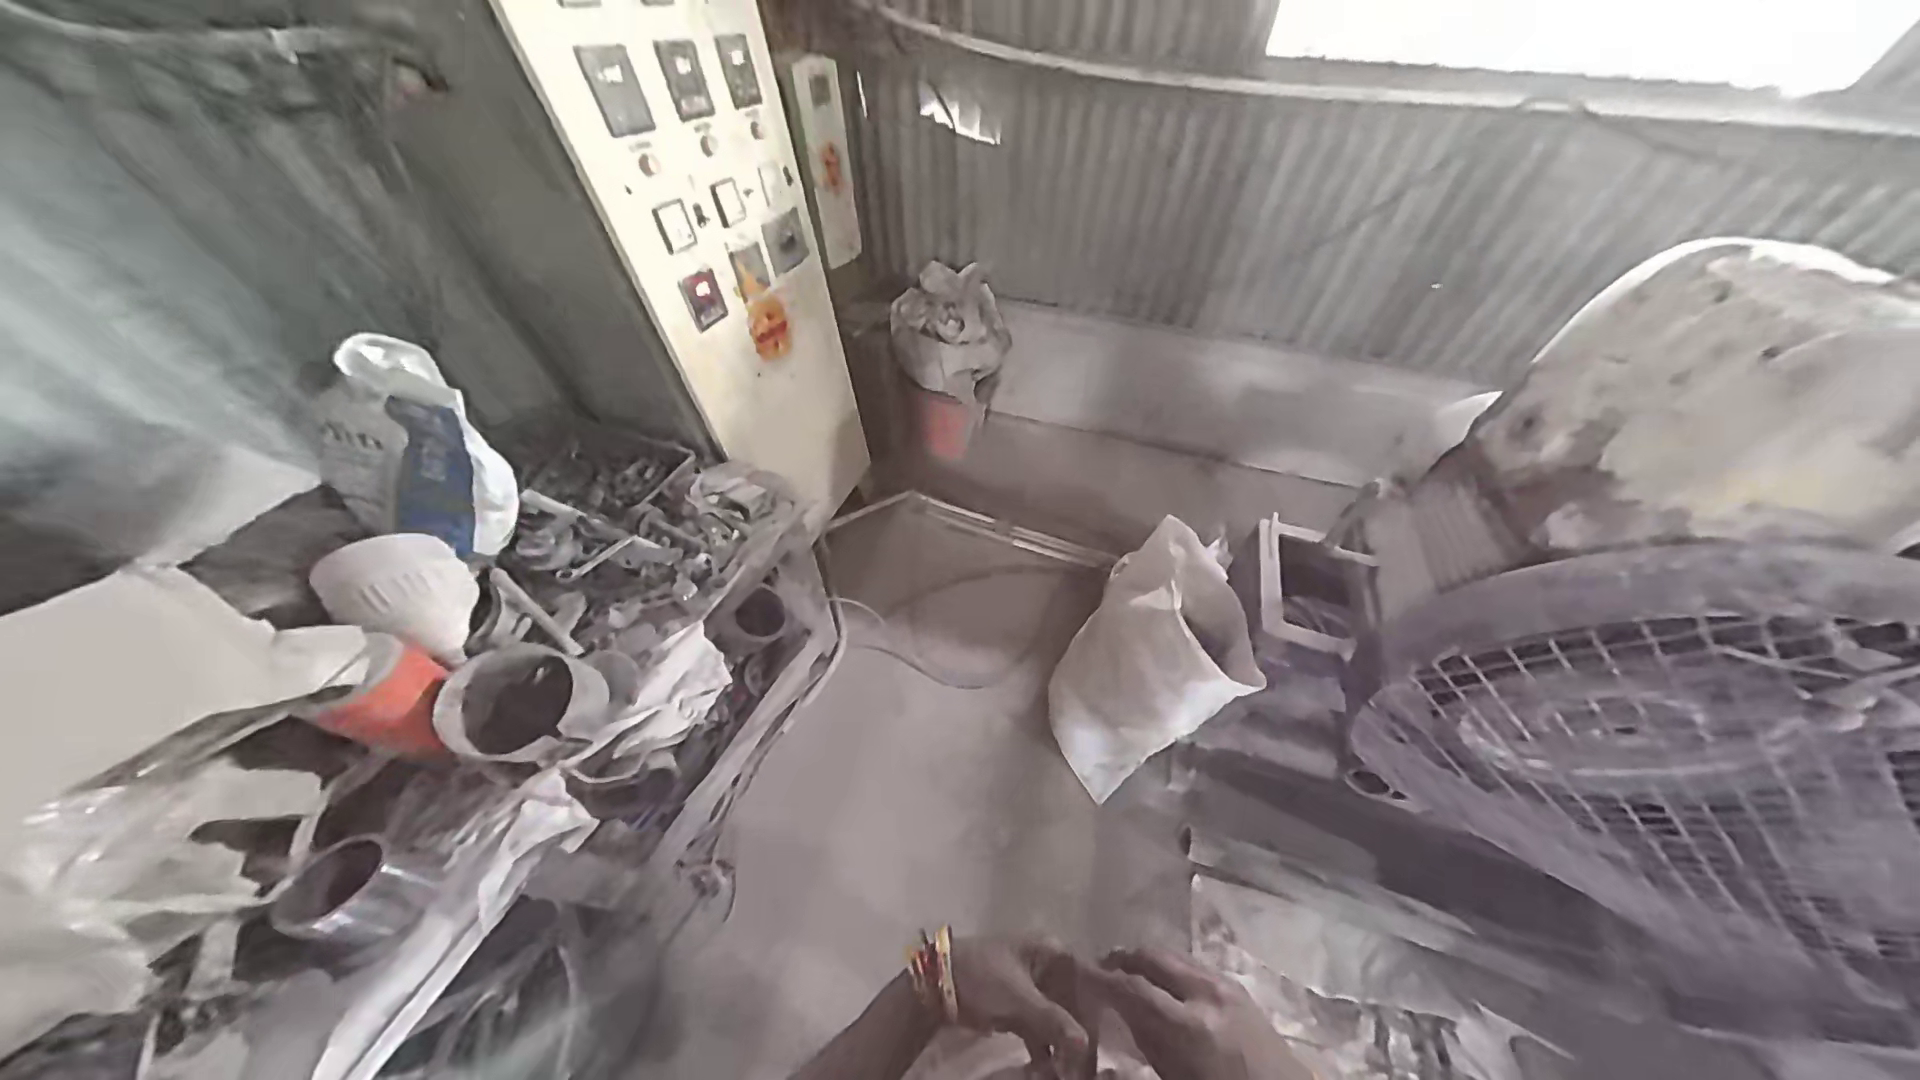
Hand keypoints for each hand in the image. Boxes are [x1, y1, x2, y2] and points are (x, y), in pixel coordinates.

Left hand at [947, 938, 1093, 1078]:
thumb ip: (1053, 1020)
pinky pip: (1042, 1033)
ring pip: (1060, 1023)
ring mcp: (1034, 990)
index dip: (1099, 1011)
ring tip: (1069, 1076)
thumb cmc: (983, 976)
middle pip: (1076, 1006)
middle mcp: (1048, 968)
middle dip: (1081, 1039)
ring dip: (1064, 1051)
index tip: (1109, 1043)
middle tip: (1087, 1069)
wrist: (940, 982)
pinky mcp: (1020, 1010)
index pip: (1087, 980)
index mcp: (1051, 953)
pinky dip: (1045, 1053)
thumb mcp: (1019, 997)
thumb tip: (1086, 1045)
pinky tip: (1047, 1074)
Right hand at [1088, 948, 1311, 1079]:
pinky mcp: (1239, 988)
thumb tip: (1116, 1020)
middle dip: (1120, 960)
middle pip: (1150, 957)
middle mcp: (1206, 994)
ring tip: (1128, 975)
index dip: (1099, 977)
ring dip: (1145, 961)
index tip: (1074, 972)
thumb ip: (1148, 1048)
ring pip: (1172, 955)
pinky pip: (1193, 964)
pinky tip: (1165, 985)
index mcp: (1190, 1028)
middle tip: (1099, 971)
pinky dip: (1170, 967)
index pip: (1131, 988)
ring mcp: (1226, 986)